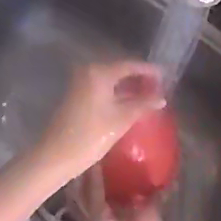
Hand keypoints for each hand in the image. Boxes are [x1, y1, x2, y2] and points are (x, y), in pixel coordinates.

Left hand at [34, 61, 165, 177]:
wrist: (55, 156)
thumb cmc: (90, 136)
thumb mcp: (120, 120)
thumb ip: (142, 105)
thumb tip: (162, 97)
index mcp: (99, 72)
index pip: (129, 65)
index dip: (148, 70)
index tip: (165, 76)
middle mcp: (88, 70)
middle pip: (119, 70)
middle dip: (139, 78)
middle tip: (159, 88)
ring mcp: (80, 82)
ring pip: (111, 79)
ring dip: (128, 86)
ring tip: (148, 96)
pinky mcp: (77, 94)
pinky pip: (102, 87)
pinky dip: (116, 92)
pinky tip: (129, 103)